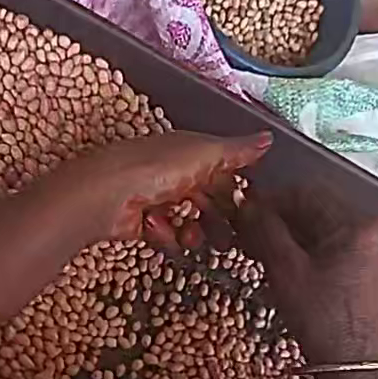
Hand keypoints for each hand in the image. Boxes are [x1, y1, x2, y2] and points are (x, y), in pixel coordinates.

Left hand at [36, 130, 270, 248]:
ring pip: (185, 220)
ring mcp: (155, 197)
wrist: (108, 193)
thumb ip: (237, 151)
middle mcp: (172, 172)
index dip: (234, 190)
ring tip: (192, 238)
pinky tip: (159, 231)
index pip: (220, 172)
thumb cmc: (158, 168)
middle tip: (228, 239)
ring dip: (192, 231)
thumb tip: (269, 139)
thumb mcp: (205, 154)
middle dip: (217, 219)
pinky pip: (163, 234)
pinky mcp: (140, 221)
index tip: (249, 211)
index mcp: (189, 152)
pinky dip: (164, 235)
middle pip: (203, 200)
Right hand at [235, 183, 377, 362]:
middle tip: (245, 230)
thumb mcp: (286, 270)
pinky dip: (300, 247)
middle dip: (276, 218)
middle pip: (313, 208)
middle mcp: (370, 227)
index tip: (242, 208)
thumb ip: (265, 230)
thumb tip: (244, 202)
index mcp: (359, 223)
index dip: (269, 200)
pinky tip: (276, 258)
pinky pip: (326, 242)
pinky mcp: (362, 261)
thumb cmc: (322, 319)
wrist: (348, 361)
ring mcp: (368, 245)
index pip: (306, 193)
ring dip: (285, 233)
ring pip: (317, 225)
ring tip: (255, 247)